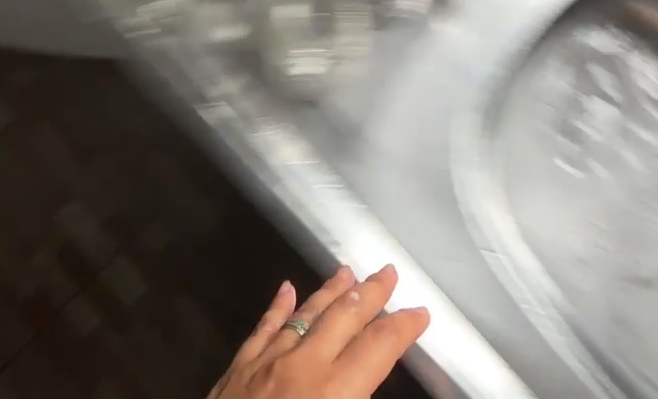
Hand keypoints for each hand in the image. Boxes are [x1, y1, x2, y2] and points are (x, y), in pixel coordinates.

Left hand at [210, 264, 430, 398]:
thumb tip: (369, 384)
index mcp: (333, 392)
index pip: (377, 347)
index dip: (403, 327)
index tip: (420, 312)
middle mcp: (303, 366)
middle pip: (344, 317)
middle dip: (371, 292)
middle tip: (388, 272)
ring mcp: (266, 362)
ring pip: (305, 313)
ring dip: (330, 292)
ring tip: (347, 272)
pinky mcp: (237, 369)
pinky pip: (262, 329)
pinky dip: (277, 307)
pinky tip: (286, 289)